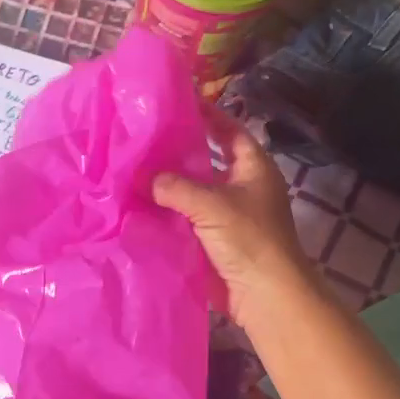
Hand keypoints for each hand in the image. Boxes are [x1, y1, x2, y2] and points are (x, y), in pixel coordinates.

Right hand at [153, 113, 314, 329]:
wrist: (265, 295)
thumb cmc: (249, 239)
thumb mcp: (210, 204)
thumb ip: (173, 186)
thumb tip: (140, 175)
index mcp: (253, 167)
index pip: (229, 130)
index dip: (208, 115)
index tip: (177, 103)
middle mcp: (242, 187)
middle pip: (207, 161)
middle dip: (178, 152)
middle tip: (143, 138)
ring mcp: (229, 216)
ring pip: (194, 193)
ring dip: (168, 186)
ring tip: (133, 169)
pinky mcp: (215, 242)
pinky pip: (187, 220)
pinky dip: (167, 214)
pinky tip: (140, 207)